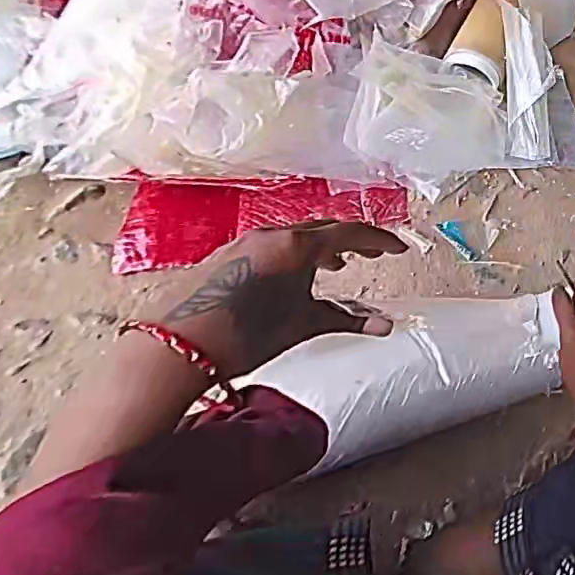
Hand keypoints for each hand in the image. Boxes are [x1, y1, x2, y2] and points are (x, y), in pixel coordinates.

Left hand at [160, 221, 406, 375]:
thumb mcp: (303, 324)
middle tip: (371, 254)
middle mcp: (273, 235)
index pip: (350, 233)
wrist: (177, 346)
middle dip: (352, 240)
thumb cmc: (246, 335)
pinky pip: (270, 245)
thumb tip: (385, 325)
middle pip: (324, 228)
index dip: (379, 239)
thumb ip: (348, 319)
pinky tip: (290, 277)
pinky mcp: (225, 255)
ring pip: (295, 236)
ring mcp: (245, 242)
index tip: (397, 248)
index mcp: (298, 246)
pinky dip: (292, 255)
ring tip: (334, 267)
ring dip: (320, 247)